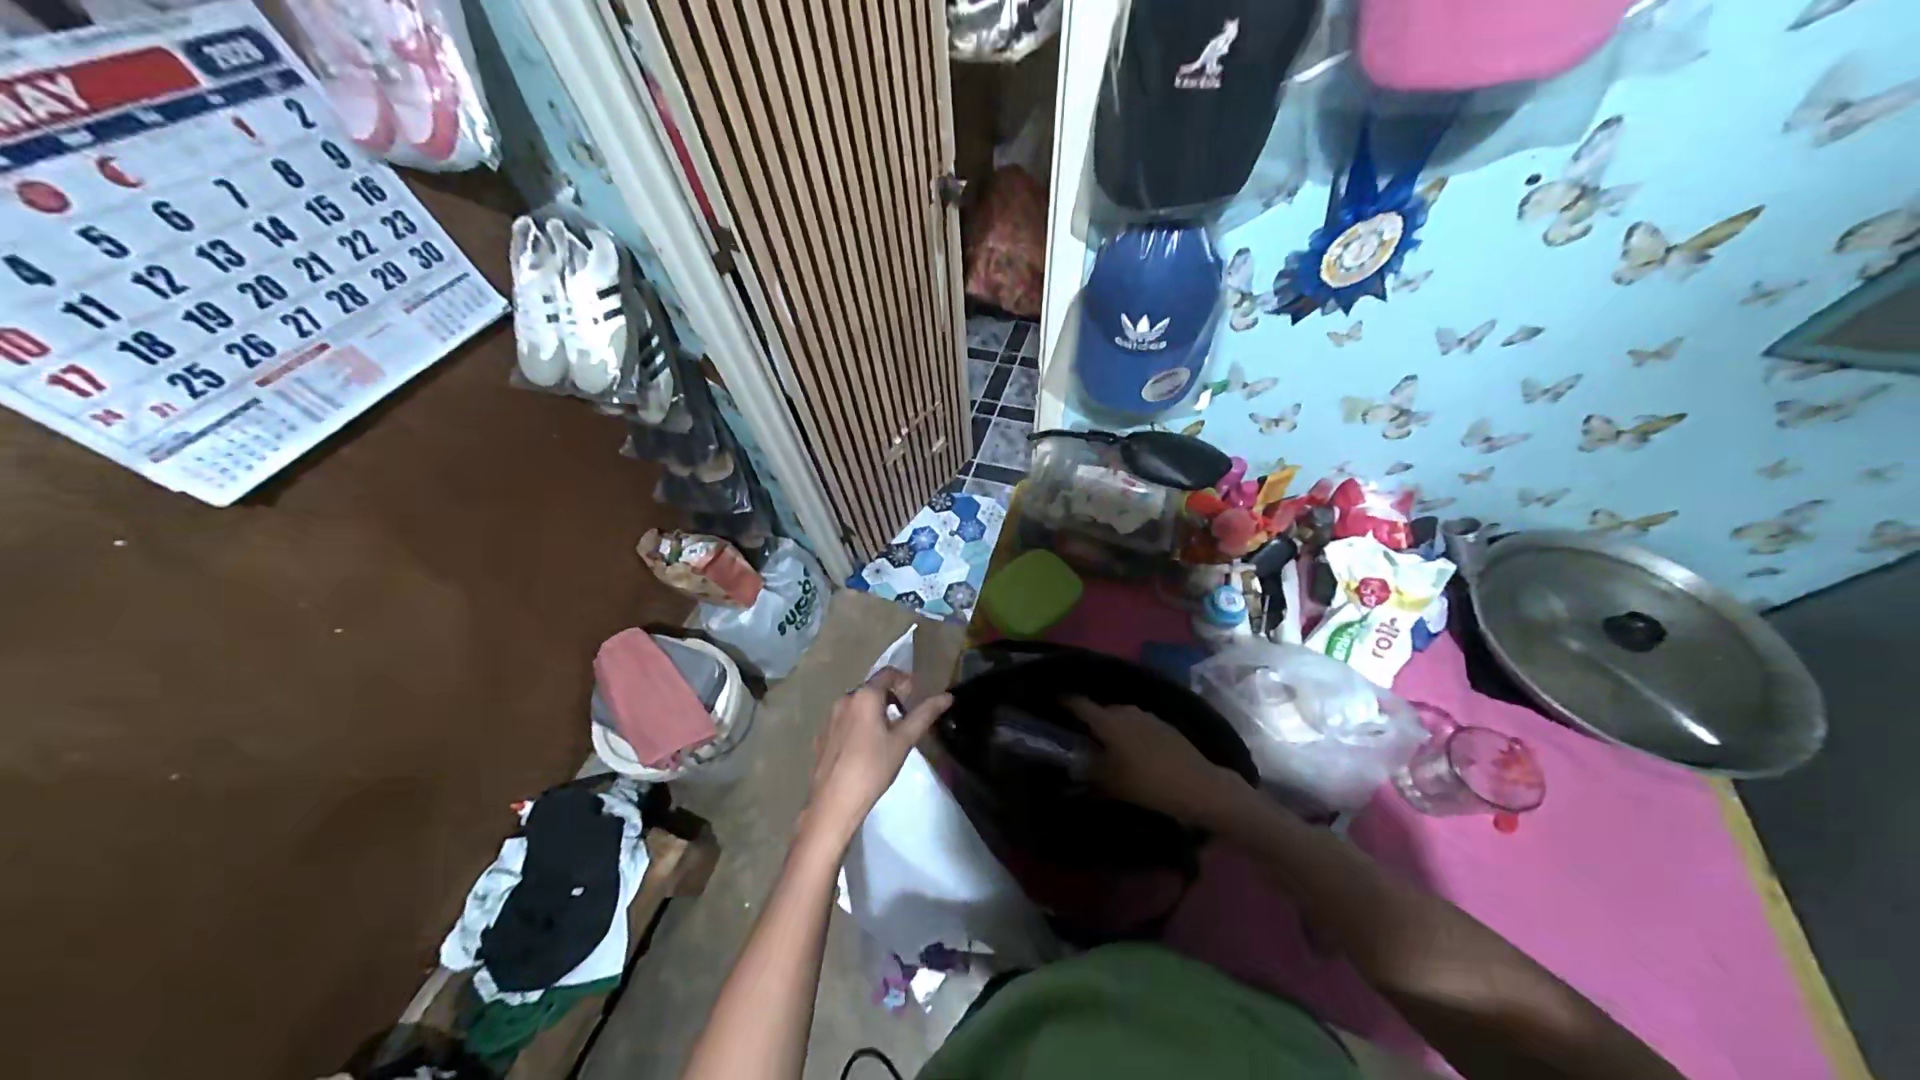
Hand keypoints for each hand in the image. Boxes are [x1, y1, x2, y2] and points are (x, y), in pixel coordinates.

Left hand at [804, 668, 951, 846]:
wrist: (834, 802)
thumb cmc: (873, 768)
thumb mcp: (904, 740)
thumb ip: (925, 714)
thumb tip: (947, 696)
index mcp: (864, 696)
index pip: (887, 673)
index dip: (904, 680)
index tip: (915, 697)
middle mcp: (844, 699)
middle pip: (871, 688)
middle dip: (890, 697)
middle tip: (905, 718)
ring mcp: (829, 718)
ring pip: (856, 705)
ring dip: (873, 711)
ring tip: (887, 734)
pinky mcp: (821, 736)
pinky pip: (844, 721)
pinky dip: (857, 725)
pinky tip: (864, 749)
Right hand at [1064, 696, 1242, 825]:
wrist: (1199, 787)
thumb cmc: (1148, 784)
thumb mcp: (1110, 784)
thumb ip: (1088, 772)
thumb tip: (1073, 767)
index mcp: (1109, 721)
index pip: (1079, 703)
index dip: (1064, 701)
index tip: (1052, 700)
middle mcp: (1127, 711)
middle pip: (1101, 711)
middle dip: (1089, 720)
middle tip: (1079, 736)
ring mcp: (1148, 716)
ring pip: (1121, 717)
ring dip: (1111, 727)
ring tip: (1105, 745)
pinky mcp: (1165, 726)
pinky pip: (1138, 724)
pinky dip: (1129, 733)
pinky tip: (1131, 750)